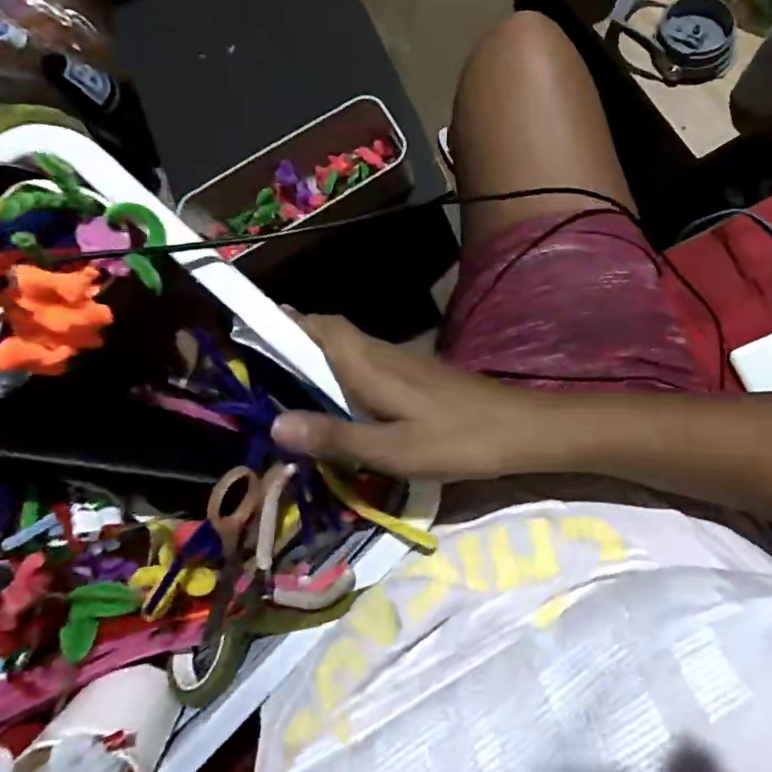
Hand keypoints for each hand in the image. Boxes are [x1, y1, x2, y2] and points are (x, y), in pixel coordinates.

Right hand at [270, 314, 550, 480]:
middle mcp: (386, 354)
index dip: (286, 321)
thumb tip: (275, 423)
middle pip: (333, 334)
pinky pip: (373, 366)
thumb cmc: (457, 439)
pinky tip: (346, 404)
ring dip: (321, 358)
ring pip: (353, 350)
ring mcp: (408, 364)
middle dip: (297, 340)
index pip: (321, 327)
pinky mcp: (423, 378)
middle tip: (261, 363)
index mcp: (371, 365)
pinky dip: (347, 375)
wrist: (521, 429)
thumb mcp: (392, 450)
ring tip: (292, 386)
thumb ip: (336, 437)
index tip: (249, 325)